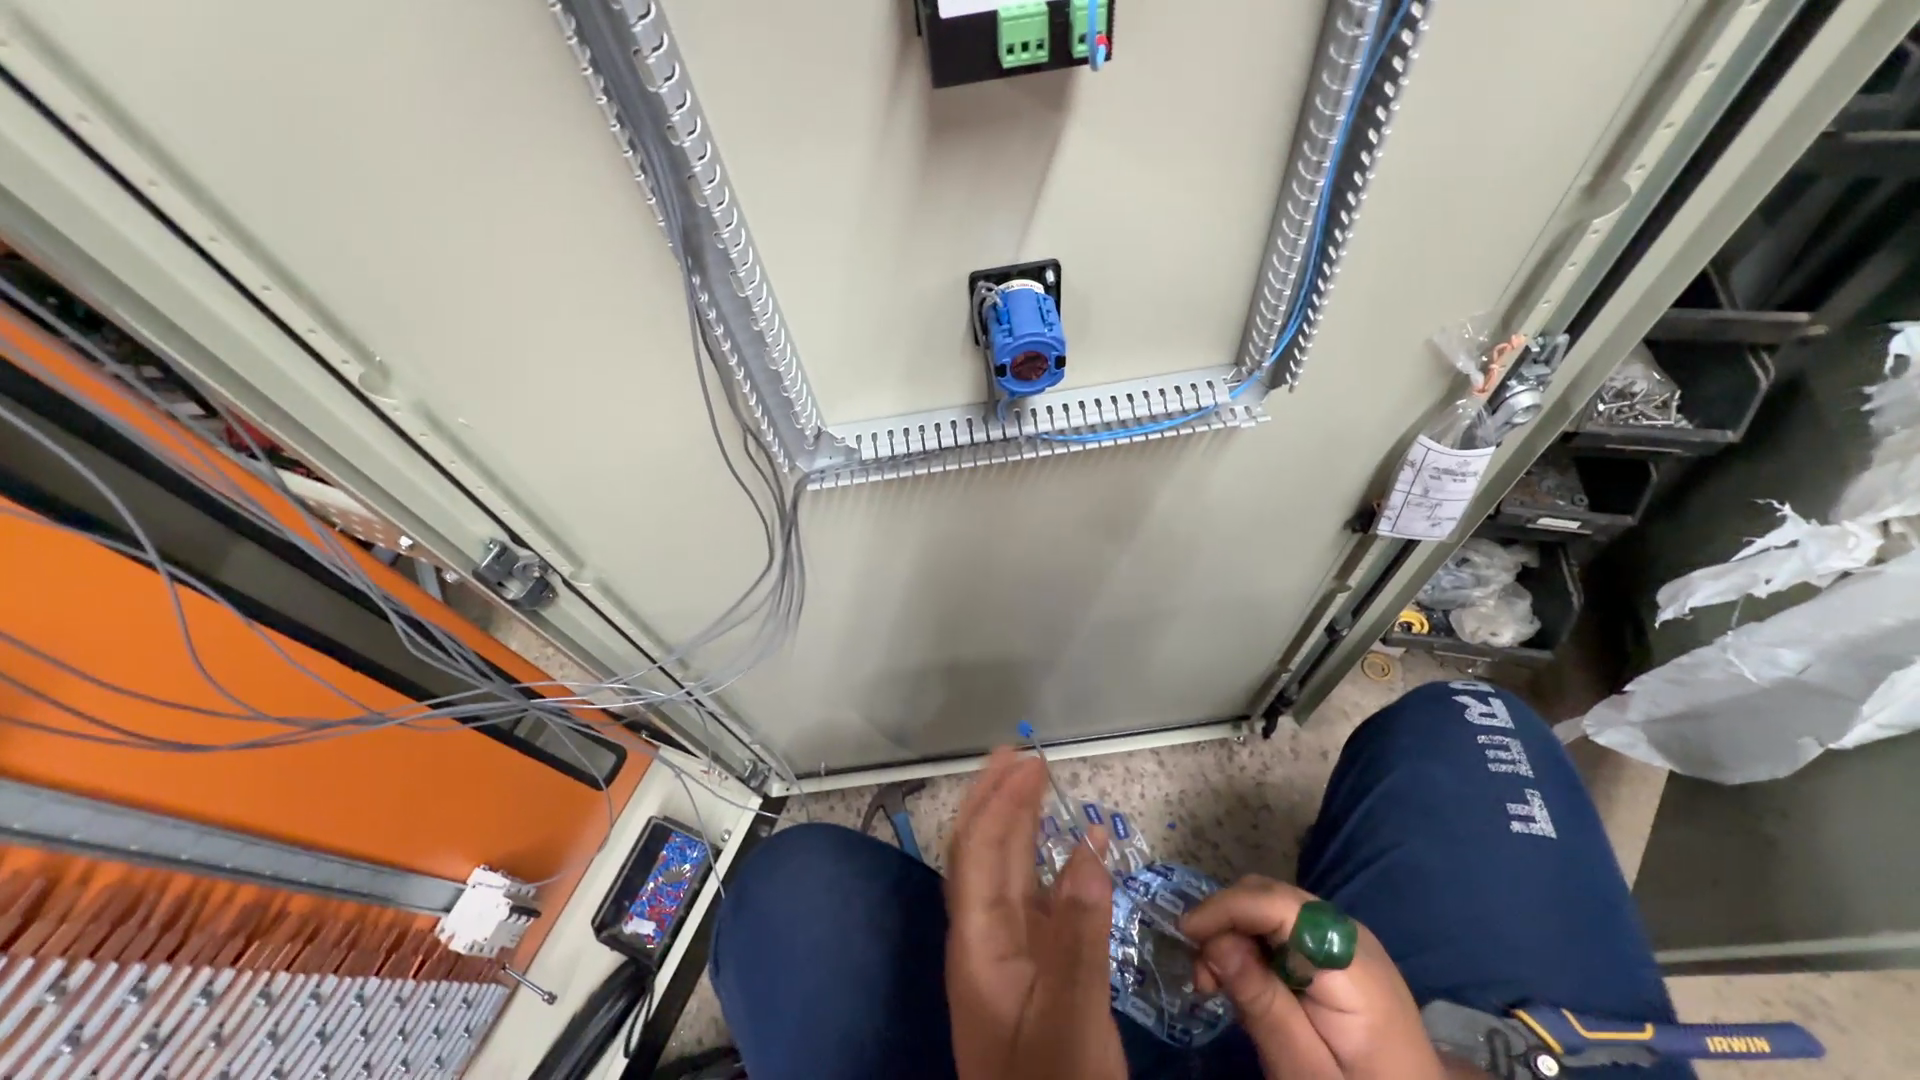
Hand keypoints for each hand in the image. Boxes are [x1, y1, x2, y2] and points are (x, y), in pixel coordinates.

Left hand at [945, 748, 1124, 1079]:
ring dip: (1025, 829)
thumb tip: (1087, 850)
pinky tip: (1083, 855)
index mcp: (978, 945)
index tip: (1022, 757)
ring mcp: (1010, 960)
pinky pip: (1043, 909)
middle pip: (986, 855)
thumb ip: (1079, 936)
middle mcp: (986, 942)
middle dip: (1000, 801)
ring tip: (1045, 788)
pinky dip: (1059, 873)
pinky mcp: (1036, 977)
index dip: (997, 800)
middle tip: (1023, 754)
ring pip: (1012, 878)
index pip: (978, 853)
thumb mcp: (1069, 1021)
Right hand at [1183, 876, 1444, 1079]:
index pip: (1277, 903)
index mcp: (1349, 961)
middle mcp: (1349, 932)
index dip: (1225, 907)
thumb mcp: (1303, 1068)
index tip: (1184, 934)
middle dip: (1224, 921)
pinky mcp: (1340, 950)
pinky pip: (1285, 926)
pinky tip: (1244, 979)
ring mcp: (1347, 937)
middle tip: (1202, 976)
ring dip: (1234, 931)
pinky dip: (1253, 941)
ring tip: (1216, 983)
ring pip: (1271, 905)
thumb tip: (1214, 941)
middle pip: (1270, 895)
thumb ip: (1262, 1003)